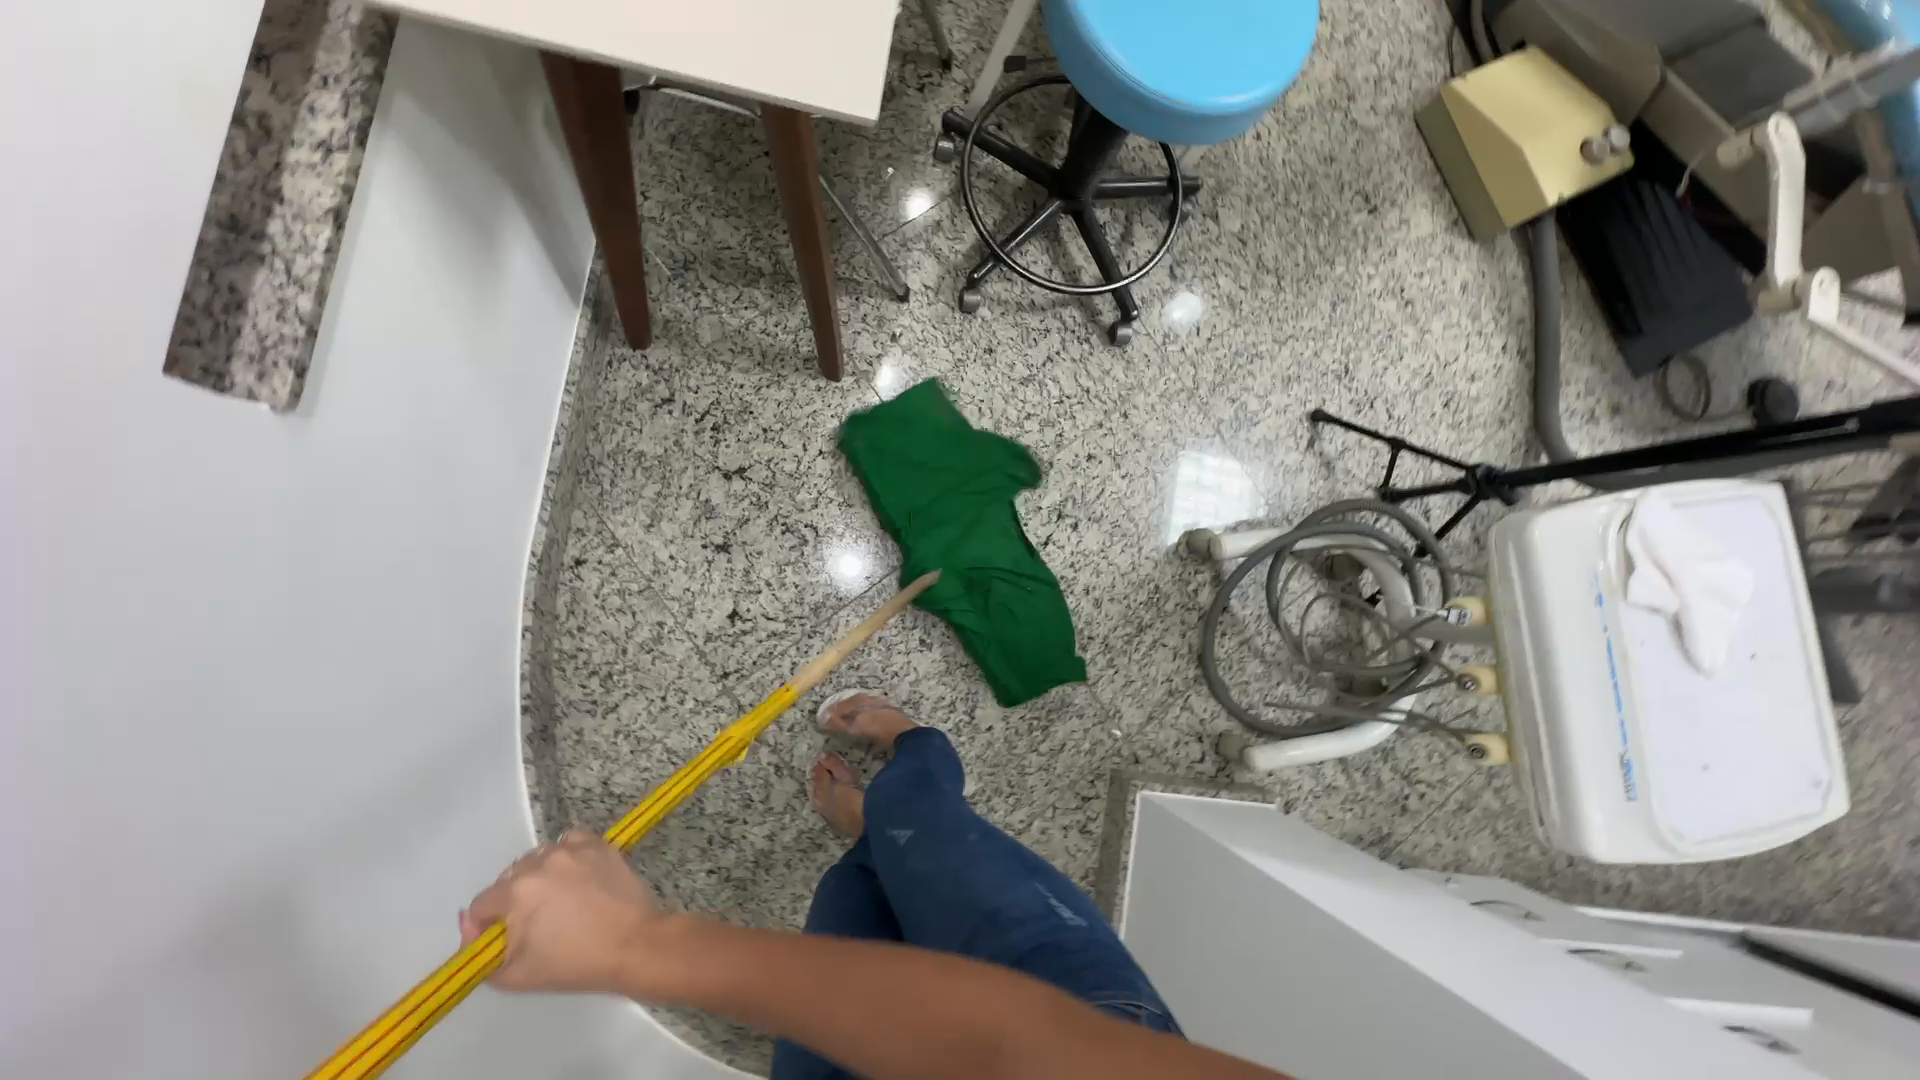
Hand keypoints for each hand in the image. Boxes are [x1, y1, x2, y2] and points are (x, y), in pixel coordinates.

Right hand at [460, 828, 673, 994]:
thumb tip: (477, 935)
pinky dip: (567, 854)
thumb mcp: (514, 975)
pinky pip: (572, 841)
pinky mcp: (600, 845)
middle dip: (511, 901)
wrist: (632, 944)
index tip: (494, 942)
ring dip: (538, 876)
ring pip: (540, 857)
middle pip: (510, 878)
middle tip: (529, 924)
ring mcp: (575, 849)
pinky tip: (574, 874)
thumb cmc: (574, 962)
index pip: (481, 904)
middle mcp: (543, 861)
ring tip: (554, 900)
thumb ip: (484, 957)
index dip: (480, 926)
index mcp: (518, 890)